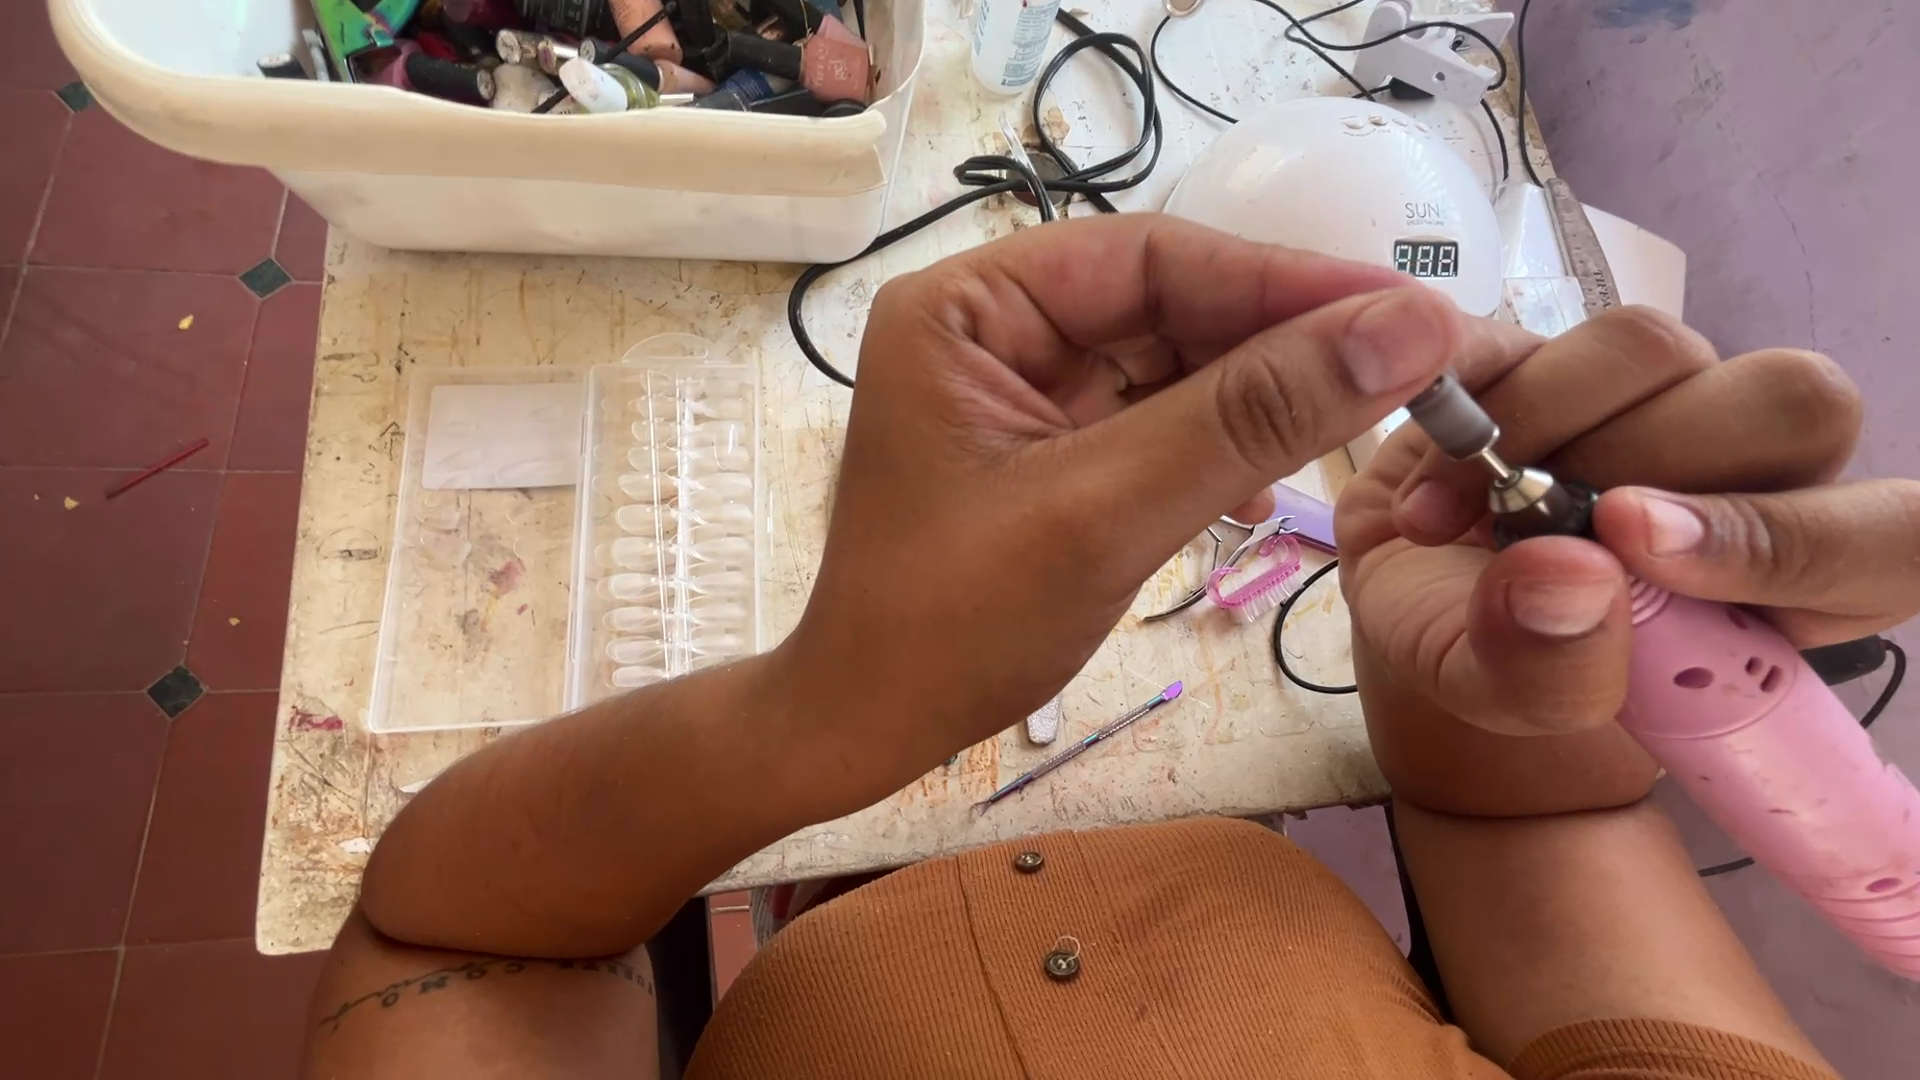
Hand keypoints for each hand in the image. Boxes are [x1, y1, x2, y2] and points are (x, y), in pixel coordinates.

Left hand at [777, 214, 1470, 801]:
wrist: (875, 719)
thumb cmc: (957, 623)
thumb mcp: (1106, 511)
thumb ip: (1250, 415)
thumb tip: (1408, 325)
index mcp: (966, 308)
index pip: (1148, 258)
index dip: (1282, 283)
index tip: (1411, 313)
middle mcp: (986, 329)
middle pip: (1158, 307)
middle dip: (1271, 348)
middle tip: (1399, 377)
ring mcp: (1012, 390)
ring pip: (1160, 366)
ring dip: (1247, 403)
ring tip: (1333, 439)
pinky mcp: (1037, 447)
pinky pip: (1141, 421)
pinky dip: (1203, 448)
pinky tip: (1249, 493)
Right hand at [1336, 305, 1919, 814]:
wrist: (1393, 583)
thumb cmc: (1469, 645)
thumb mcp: (1492, 690)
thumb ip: (1545, 666)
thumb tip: (1576, 573)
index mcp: (1774, 577)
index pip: (1888, 538)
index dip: (1787, 537)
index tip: (1633, 544)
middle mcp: (1739, 467)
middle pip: (1787, 402)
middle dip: (1634, 463)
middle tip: (1518, 529)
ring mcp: (1644, 395)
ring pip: (1649, 347)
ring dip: (1524, 429)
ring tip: (1441, 512)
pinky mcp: (1542, 354)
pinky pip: (1521, 335)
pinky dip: (1458, 398)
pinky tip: (1425, 462)